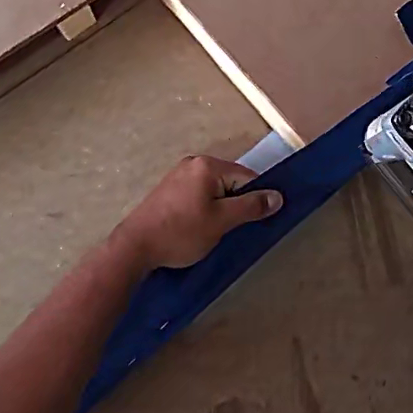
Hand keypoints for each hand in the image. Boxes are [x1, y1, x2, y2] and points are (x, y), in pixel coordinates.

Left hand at [111, 155, 283, 271]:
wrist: (134, 248)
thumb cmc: (181, 232)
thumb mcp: (222, 221)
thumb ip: (252, 207)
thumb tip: (277, 197)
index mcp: (207, 166)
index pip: (247, 177)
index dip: (256, 198)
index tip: (257, 220)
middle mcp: (192, 164)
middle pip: (230, 182)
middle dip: (236, 204)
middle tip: (233, 229)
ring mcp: (178, 176)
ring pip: (214, 191)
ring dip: (220, 210)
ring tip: (214, 232)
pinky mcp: (168, 192)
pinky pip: (198, 196)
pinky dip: (205, 210)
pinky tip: (199, 229)